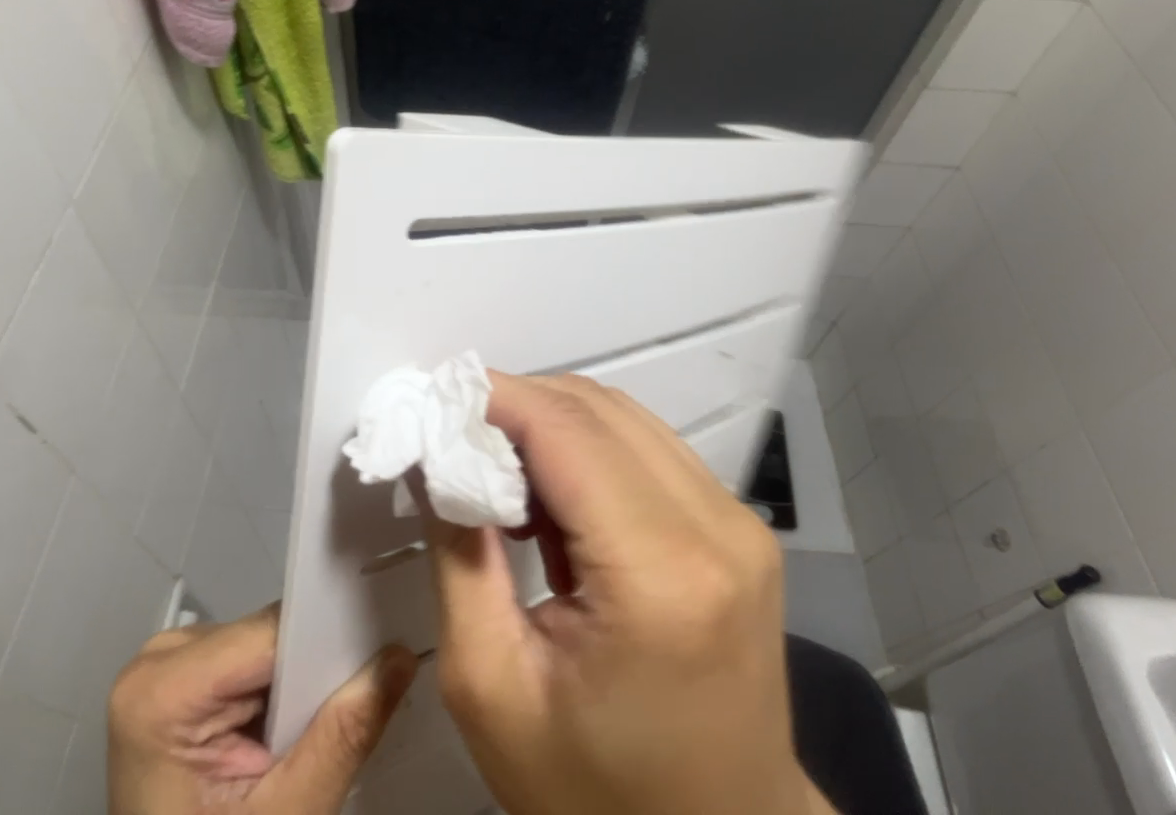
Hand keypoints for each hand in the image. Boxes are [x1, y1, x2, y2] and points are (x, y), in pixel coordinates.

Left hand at [106, 604, 419, 814]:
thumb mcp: (286, 813)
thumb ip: (341, 737)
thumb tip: (399, 657)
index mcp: (163, 689)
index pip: (272, 634)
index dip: (332, 640)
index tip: (390, 646)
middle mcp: (160, 658)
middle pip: (269, 634)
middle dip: (320, 665)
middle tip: (372, 694)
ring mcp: (168, 665)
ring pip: (267, 643)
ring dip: (305, 679)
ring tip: (330, 721)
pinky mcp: (180, 679)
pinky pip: (252, 660)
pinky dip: (283, 690)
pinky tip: (298, 725)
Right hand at [419, 373, 833, 814]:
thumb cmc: (595, 788)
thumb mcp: (491, 686)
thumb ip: (460, 557)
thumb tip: (441, 460)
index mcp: (660, 576)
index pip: (567, 432)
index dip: (493, 400)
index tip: (433, 404)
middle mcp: (718, 531)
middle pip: (599, 412)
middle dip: (516, 408)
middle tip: (454, 447)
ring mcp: (742, 527)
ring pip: (627, 421)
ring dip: (552, 430)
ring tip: (500, 488)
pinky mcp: (742, 533)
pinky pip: (653, 454)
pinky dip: (591, 456)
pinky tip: (553, 510)